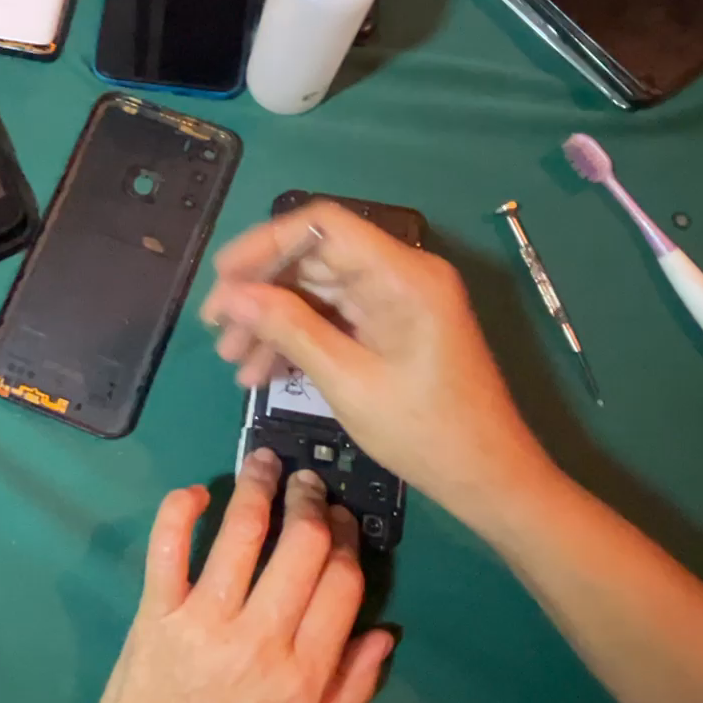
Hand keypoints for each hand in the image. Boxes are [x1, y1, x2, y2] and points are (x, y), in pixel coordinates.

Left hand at [49, 450, 393, 702]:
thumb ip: (349, 690)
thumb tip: (384, 632)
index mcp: (303, 677)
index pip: (343, 583)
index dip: (348, 539)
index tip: (344, 519)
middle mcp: (259, 642)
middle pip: (301, 546)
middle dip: (311, 501)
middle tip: (308, 482)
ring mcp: (203, 622)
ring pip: (241, 533)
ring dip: (258, 487)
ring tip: (264, 464)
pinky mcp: (155, 612)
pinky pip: (168, 546)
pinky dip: (180, 509)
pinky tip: (197, 491)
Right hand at [199, 201, 559, 523]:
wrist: (485, 477)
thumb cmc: (423, 431)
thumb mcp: (346, 379)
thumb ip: (287, 328)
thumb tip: (231, 295)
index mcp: (399, 274)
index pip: (321, 226)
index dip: (263, 244)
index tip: (222, 278)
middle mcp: (398, 274)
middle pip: (313, 259)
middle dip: (260, 293)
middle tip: (217, 331)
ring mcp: (394, 300)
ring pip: (316, 292)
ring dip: (272, 321)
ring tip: (234, 362)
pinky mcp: (389, 325)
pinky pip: (332, 317)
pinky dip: (297, 338)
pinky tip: (264, 371)